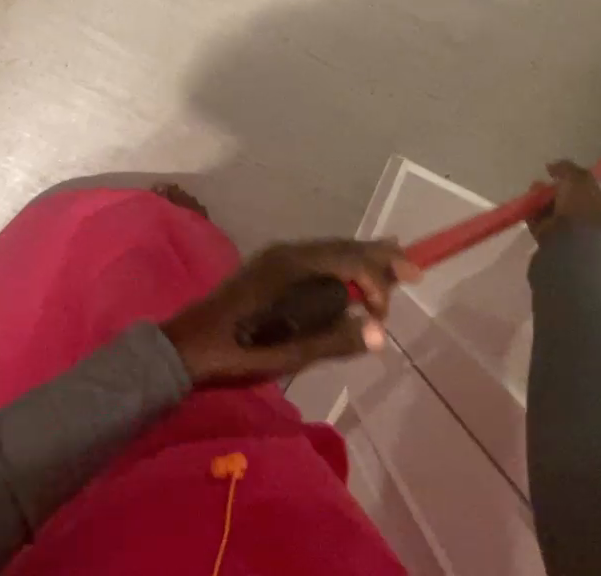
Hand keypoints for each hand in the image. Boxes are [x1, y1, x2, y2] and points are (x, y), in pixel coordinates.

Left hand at [162, 239, 420, 385]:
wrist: (187, 346)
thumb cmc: (237, 351)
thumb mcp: (289, 352)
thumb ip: (335, 339)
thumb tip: (379, 332)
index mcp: (293, 265)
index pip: (349, 260)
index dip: (377, 280)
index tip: (387, 314)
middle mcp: (287, 251)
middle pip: (343, 247)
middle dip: (379, 258)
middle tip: (414, 268)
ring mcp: (276, 257)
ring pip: (330, 251)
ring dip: (361, 261)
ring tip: (391, 268)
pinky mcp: (270, 267)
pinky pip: (317, 258)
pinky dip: (341, 265)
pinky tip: (350, 279)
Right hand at [528, 160, 600, 238]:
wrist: (567, 237)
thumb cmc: (579, 206)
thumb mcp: (577, 178)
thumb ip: (567, 168)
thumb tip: (552, 165)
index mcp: (600, 203)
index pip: (588, 186)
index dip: (574, 177)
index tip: (559, 172)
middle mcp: (586, 215)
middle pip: (568, 196)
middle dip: (554, 187)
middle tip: (544, 179)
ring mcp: (568, 227)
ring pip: (552, 207)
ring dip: (541, 197)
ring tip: (533, 188)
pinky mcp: (551, 234)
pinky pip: (539, 218)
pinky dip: (532, 209)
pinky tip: (528, 201)